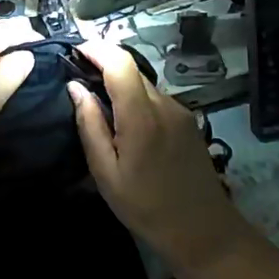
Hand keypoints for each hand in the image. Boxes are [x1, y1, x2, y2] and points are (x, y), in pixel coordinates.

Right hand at [69, 39, 255, 273]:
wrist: (203, 231)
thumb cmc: (146, 207)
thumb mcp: (106, 173)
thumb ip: (89, 125)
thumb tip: (75, 87)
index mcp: (142, 117)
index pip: (120, 62)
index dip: (96, 48)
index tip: (75, 51)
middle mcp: (164, 104)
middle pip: (131, 70)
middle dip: (104, 67)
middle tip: (79, 82)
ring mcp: (180, 111)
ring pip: (144, 84)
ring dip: (121, 86)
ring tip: (100, 108)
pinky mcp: (188, 120)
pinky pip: (156, 99)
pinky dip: (137, 100)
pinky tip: (127, 125)